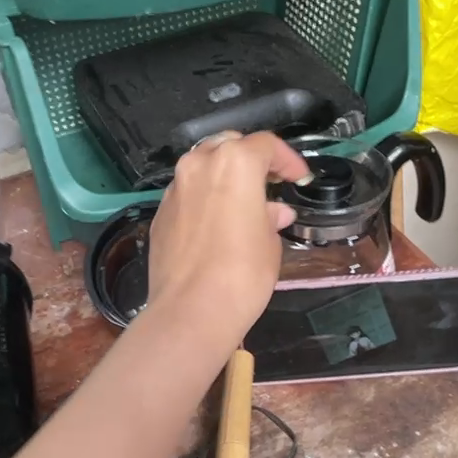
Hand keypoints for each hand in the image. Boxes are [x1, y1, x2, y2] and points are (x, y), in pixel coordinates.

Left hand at [145, 131, 309, 343]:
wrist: (191, 311)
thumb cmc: (242, 274)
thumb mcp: (270, 244)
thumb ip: (271, 218)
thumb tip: (274, 213)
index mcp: (234, 163)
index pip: (266, 145)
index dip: (287, 159)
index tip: (298, 177)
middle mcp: (199, 166)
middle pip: (228, 146)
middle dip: (250, 159)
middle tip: (269, 182)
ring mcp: (175, 189)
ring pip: (202, 167)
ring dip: (224, 177)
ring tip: (243, 203)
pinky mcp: (160, 214)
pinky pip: (187, 194)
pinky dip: (204, 199)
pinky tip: (217, 224)